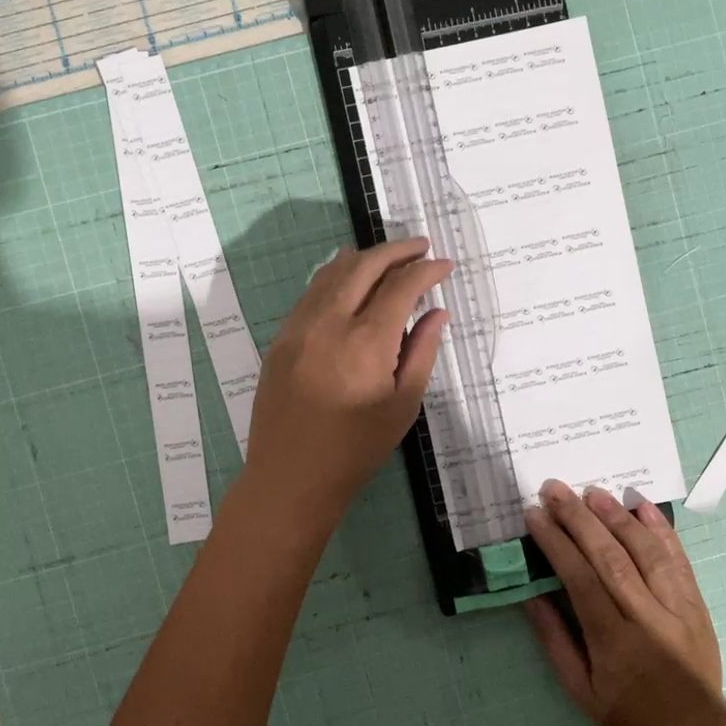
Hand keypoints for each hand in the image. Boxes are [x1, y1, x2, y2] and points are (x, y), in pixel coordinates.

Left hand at [239, 237, 452, 524]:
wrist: (290, 478)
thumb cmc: (356, 449)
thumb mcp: (402, 406)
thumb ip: (421, 352)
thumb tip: (438, 313)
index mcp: (366, 341)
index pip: (401, 286)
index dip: (426, 270)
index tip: (445, 265)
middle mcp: (329, 322)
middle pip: (364, 265)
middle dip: (396, 251)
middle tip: (420, 247)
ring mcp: (298, 328)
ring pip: (331, 273)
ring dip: (363, 258)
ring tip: (387, 258)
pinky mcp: (280, 339)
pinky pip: (310, 294)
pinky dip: (334, 278)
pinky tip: (347, 283)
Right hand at [523, 480, 725, 725]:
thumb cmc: (627, 713)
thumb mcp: (579, 688)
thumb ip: (554, 639)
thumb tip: (530, 594)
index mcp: (614, 643)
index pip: (581, 580)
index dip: (556, 544)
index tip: (535, 515)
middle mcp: (648, 619)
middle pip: (611, 557)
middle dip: (579, 519)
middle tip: (554, 489)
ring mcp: (678, 608)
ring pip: (646, 552)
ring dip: (617, 517)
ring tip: (591, 492)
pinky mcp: (697, 603)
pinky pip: (678, 559)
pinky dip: (661, 529)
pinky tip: (641, 505)